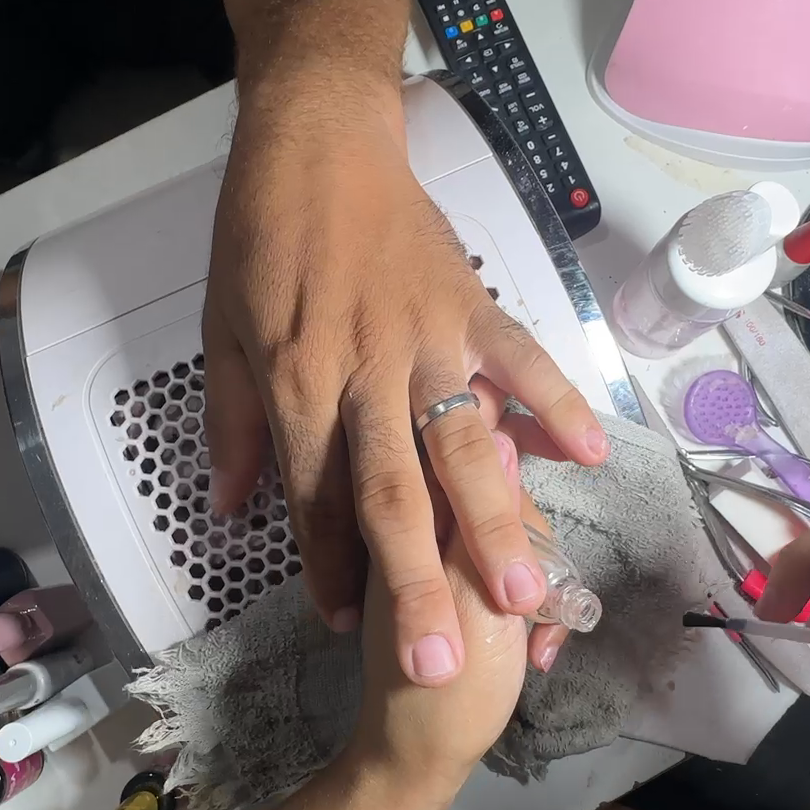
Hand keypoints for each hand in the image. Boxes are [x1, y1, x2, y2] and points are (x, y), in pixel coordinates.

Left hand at [202, 96, 606, 686]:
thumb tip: (232, 512)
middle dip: (414, 585)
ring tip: (523, 595)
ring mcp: (425, 342)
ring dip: (490, 522)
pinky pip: (519, 358)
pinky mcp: (469, 304)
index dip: (328, 569)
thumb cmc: (261, 237)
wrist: (315, 144)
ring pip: (460, 445)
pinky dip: (556, 400)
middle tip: (440, 665)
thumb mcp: (221, 333)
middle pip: (391, 493)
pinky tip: (588, 454)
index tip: (347, 631)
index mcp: (296, 388)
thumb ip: (232, 429)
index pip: (316, 500)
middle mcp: (363, 377)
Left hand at [341, 430, 569, 803]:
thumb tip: (499, 436)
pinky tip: (539, 644)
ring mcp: (445, 556)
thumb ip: (481, 521)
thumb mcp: (474, 603)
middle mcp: (427, 526)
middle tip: (536, 606)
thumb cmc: (445, 694)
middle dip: (534, 548)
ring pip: (516, 535)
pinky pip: (511, 568)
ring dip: (542, 584)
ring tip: (540, 640)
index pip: (469, 453)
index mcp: (414, 519)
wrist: (421, 764)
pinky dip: (534, 603)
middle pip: (502, 494)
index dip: (512, 475)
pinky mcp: (465, 584)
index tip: (541, 508)